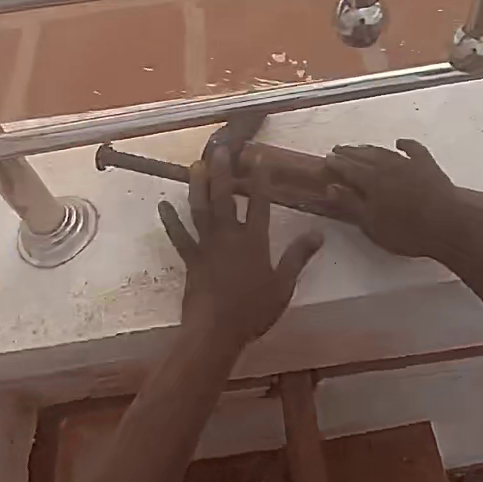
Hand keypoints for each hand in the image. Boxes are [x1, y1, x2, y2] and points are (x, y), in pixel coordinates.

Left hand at [159, 148, 323, 347]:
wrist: (216, 332)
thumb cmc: (254, 310)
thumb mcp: (284, 285)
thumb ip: (298, 256)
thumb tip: (319, 232)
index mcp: (255, 241)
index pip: (260, 204)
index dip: (261, 180)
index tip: (259, 158)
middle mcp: (229, 237)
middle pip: (225, 198)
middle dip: (223, 172)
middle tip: (219, 149)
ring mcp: (206, 246)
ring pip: (200, 210)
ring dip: (198, 186)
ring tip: (195, 165)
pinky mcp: (190, 260)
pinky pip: (179, 236)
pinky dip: (171, 220)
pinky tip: (164, 204)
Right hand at [324, 139, 482, 260]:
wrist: (448, 225)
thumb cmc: (407, 231)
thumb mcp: (372, 225)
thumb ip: (351, 204)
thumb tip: (330, 187)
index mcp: (371, 181)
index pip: (348, 169)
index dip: (337, 164)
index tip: (327, 159)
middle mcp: (388, 167)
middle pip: (364, 156)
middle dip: (350, 153)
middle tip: (338, 149)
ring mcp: (409, 164)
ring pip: (385, 152)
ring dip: (370, 149)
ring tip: (360, 148)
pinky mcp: (428, 166)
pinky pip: (414, 150)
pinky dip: (405, 145)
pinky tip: (400, 143)